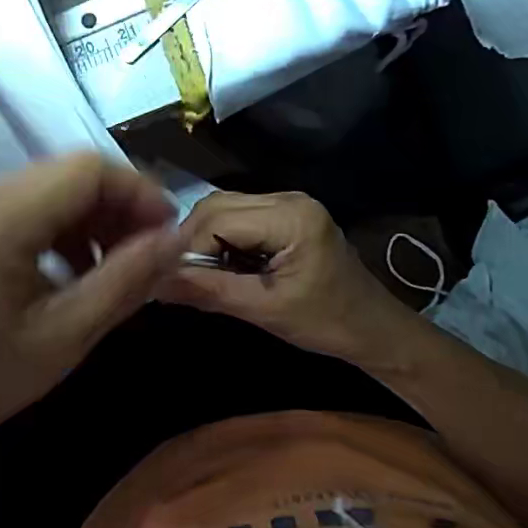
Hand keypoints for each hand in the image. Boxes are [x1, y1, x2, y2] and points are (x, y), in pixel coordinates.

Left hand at [0, 154, 181, 516]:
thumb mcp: (68, 333)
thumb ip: (128, 278)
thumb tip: (180, 237)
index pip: (87, 170)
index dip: (140, 192)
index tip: (171, 233)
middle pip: (73, 174)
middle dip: (123, 207)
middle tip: (153, 253)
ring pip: (59, 187)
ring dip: (100, 218)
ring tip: (122, 266)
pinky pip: (37, 205)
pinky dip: (72, 228)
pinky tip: (83, 270)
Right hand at [161, 190, 416, 362]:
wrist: (373, 329)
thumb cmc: (326, 323)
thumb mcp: (263, 310)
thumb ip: (208, 291)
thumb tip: (154, 284)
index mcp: (290, 216)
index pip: (216, 219)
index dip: (185, 249)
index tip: (165, 280)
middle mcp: (288, 198)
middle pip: (217, 207)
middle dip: (192, 242)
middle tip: (178, 280)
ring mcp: (288, 204)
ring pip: (224, 210)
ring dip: (205, 242)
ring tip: (199, 277)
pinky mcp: (286, 216)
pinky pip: (240, 219)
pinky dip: (223, 242)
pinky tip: (222, 269)